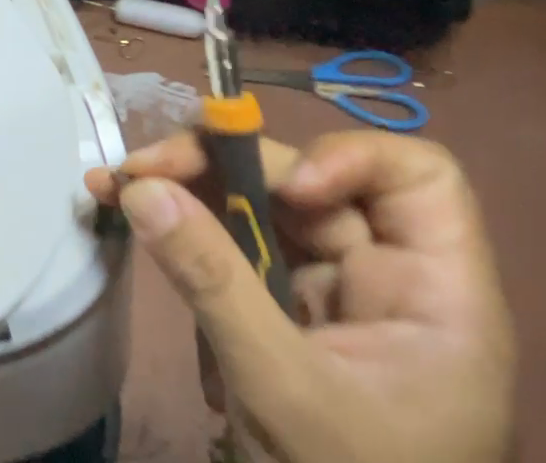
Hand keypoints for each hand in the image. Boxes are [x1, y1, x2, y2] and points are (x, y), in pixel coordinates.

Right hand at [87, 131, 515, 462]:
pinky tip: (126, 215)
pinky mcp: (275, 306)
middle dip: (219, 163)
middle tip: (138, 169)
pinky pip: (228, 245)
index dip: (344, 159)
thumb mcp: (282, 387)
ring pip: (256, 206)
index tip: (280, 188)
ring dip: (182, 186)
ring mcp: (324, 289)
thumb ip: (214, 283)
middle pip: (304, 180)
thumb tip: (140, 189)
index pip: (414, 178)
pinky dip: (178, 227)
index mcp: (433, 290)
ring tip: (112, 184)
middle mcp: (382, 273)